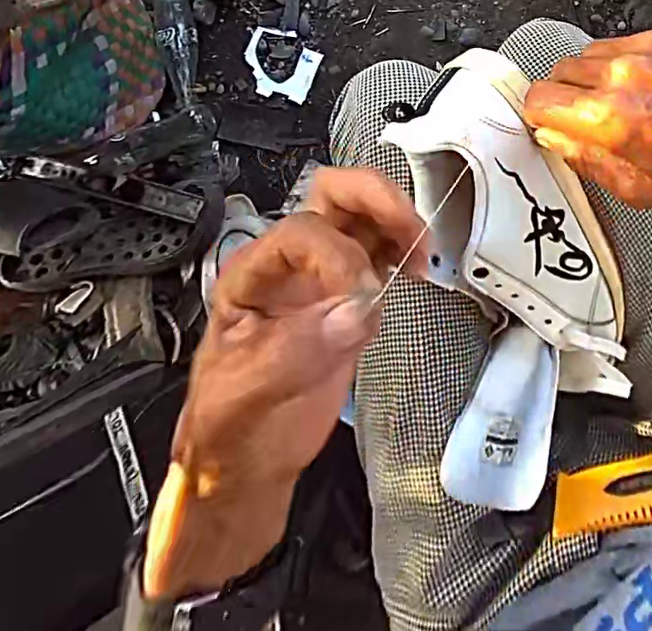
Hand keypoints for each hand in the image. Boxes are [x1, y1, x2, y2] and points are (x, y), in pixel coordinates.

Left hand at [148, 168, 425, 596]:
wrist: (250, 456)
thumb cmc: (230, 424)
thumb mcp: (242, 396)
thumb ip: (293, 352)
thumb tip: (356, 311)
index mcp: (252, 273)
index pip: (301, 233)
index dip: (338, 256)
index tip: (362, 299)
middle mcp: (290, 262)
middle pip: (335, 194)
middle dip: (377, 199)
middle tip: (408, 228)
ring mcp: (323, 273)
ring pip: (365, 214)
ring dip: (399, 220)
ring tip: (421, 251)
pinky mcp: (352, 293)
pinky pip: (384, 251)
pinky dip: (406, 249)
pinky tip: (417, 268)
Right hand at [525, 20, 651, 208]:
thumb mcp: (639, 189)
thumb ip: (583, 159)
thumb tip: (555, 138)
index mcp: (611, 117)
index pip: (537, 98)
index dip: (540, 115)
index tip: (550, 123)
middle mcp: (625, 73)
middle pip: (558, 70)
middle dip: (567, 96)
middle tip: (592, 119)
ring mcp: (650, 46)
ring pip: (590, 53)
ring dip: (596, 77)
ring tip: (630, 104)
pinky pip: (627, 41)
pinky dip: (630, 62)